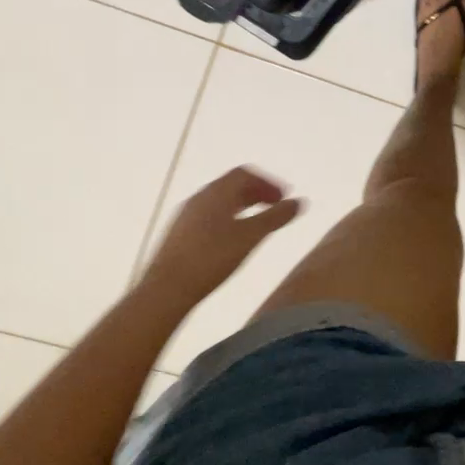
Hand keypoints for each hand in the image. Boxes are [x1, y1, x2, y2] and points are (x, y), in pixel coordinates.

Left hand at [138, 168, 303, 306]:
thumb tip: (299, 201)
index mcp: (216, 192)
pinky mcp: (177, 235)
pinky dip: (227, 218)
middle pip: (231, 185)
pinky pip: (208, 216)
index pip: (244, 173)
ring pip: (218, 201)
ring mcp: (185, 216)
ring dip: (241, 206)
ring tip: (256, 225)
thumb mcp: (252, 236)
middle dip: (256, 193)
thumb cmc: (212, 258)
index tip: (283, 198)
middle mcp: (199, 198)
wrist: (165, 291)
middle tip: (274, 208)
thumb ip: (277, 217)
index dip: (268, 182)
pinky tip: (232, 240)